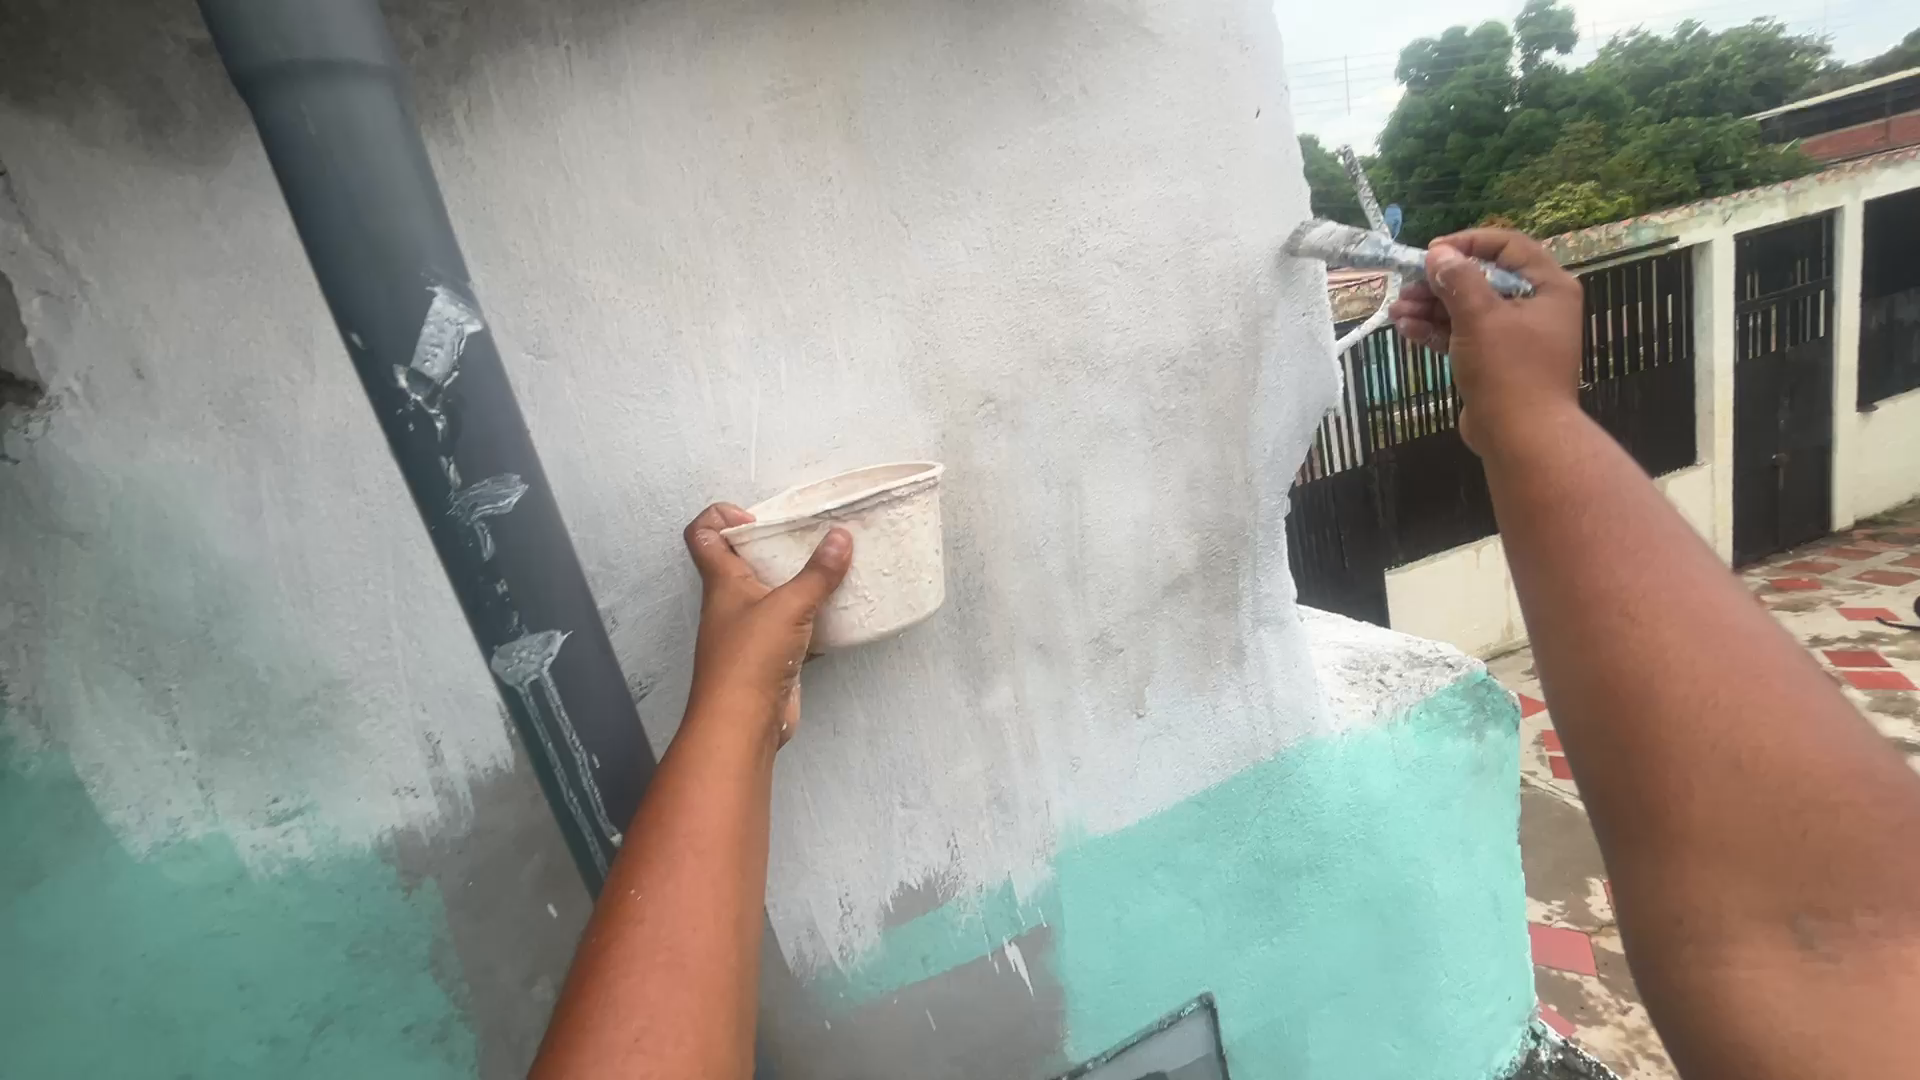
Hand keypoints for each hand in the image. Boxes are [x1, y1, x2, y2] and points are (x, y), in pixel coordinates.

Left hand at [682, 504, 852, 746]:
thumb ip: (817, 573)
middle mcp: (732, 603)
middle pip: (743, 562)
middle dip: (774, 545)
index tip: (756, 518)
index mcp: (723, 582)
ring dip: (798, 581)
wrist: (743, 725)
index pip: (702, 535)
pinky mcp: (772, 657)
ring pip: (772, 595)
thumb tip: (841, 537)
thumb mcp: (789, 606)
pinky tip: (839, 614)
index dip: (720, 517)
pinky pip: (793, 626)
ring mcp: (751, 631)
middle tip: (808, 539)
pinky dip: (813, 617)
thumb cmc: (751, 659)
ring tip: (832, 569)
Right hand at [1387, 228, 1583, 454]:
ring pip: (1466, 309)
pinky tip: (1406, 329)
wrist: (1520, 434)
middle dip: (1439, 283)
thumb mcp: (1481, 319)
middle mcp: (1533, 306)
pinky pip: (1460, 335)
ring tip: (1396, 312)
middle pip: (1481, 280)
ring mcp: (1511, 335)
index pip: (1507, 247)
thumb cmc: (1509, 371)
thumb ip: (1459, 282)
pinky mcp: (1491, 360)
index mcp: (1547, 287)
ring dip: (1429, 308)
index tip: (1431, 252)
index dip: (1468, 244)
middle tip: (1405, 289)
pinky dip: (1434, 330)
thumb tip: (1438, 253)